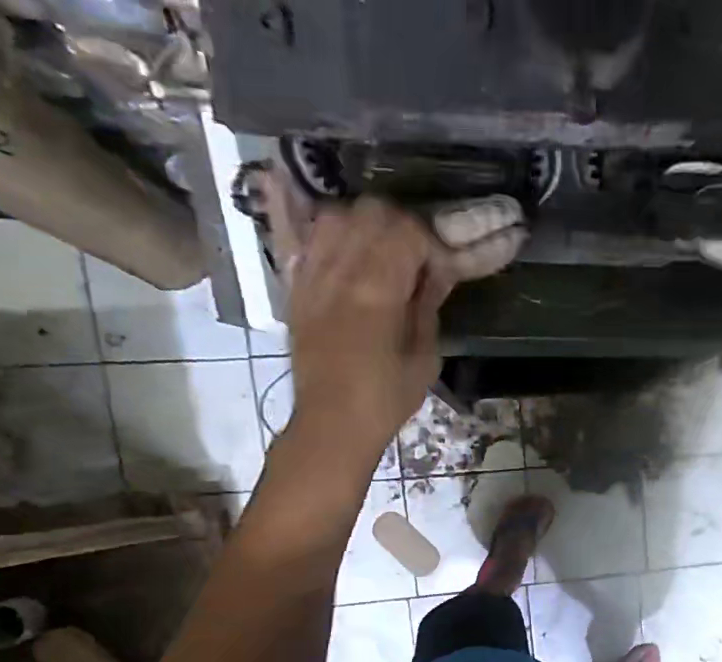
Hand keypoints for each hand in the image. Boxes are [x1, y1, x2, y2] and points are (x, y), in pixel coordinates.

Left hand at [284, 198, 450, 458]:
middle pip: (374, 212)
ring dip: (362, 221)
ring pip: (337, 215)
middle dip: (401, 225)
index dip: (430, 244)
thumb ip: (428, 304)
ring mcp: (312, 273)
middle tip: (413, 254)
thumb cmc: (386, 397)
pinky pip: (288, 233)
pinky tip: (282, 177)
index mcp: (379, 288)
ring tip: (374, 245)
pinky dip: (287, 205)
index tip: (439, 269)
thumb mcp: (424, 355)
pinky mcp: (294, 285)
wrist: (332, 422)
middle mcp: (342, 269)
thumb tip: (436, 271)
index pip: (409, 231)